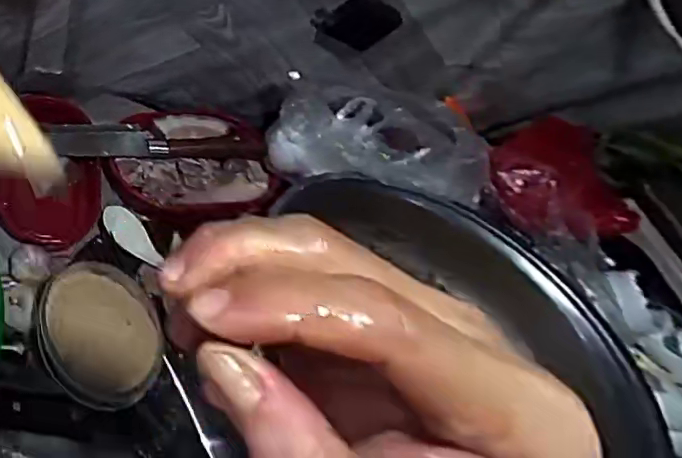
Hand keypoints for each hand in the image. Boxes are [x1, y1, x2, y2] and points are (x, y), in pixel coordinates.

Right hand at [161, 215, 600, 457]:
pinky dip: (236, 275)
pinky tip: (200, 304)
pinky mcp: (370, 308)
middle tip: (172, 288)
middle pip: (335, 257)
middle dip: (238, 259)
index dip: (281, 302)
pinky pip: (295, 267)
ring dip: (227, 256)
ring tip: (173, 293)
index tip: (201, 313)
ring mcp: (416, 309)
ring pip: (307, 244)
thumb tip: (217, 359)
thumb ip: (302, 449)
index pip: (383, 317)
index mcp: (509, 398)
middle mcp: (465, 330)